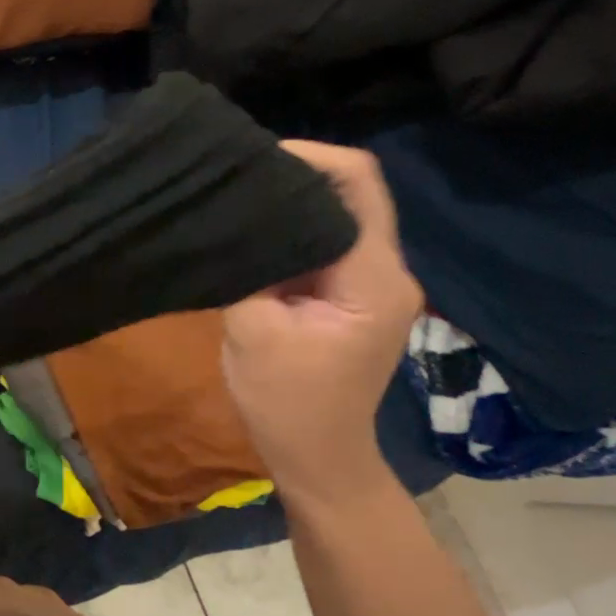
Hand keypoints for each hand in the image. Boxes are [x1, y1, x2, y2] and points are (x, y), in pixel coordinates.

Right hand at [221, 141, 423, 503]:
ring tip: (232, 196)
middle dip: (291, 175)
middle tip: (230, 174)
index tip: (252, 157)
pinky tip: (245, 230)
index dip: (310, 157)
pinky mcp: (347, 294)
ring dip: (286, 203)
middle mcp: (384, 270)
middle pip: (349, 194)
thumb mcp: (252, 329)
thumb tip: (232, 217)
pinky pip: (321, 242)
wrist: (317, 458)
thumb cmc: (286, 401)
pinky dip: (285, 229)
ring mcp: (369, 283)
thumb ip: (248, 265)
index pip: (357, 186)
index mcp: (372, 277)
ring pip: (334, 216)